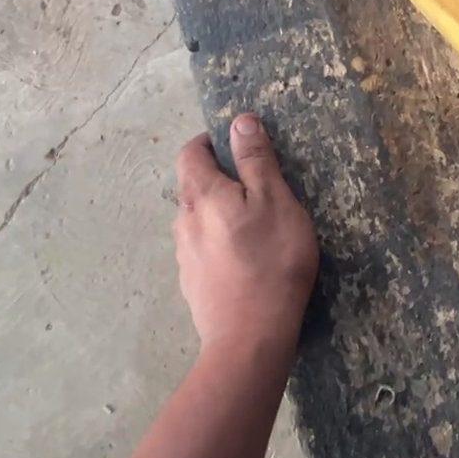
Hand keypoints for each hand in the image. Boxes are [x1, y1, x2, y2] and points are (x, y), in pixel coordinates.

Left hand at [173, 115, 318, 350]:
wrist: (251, 337)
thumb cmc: (271, 259)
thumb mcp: (274, 199)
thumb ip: (256, 160)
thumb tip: (240, 121)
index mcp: (201, 195)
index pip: (191, 152)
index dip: (212, 140)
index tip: (240, 143)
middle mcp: (183, 221)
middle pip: (195, 185)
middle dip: (222, 176)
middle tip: (261, 183)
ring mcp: (185, 255)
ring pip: (200, 217)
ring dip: (223, 210)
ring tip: (259, 222)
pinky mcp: (193, 282)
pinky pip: (205, 246)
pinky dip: (222, 239)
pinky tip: (249, 255)